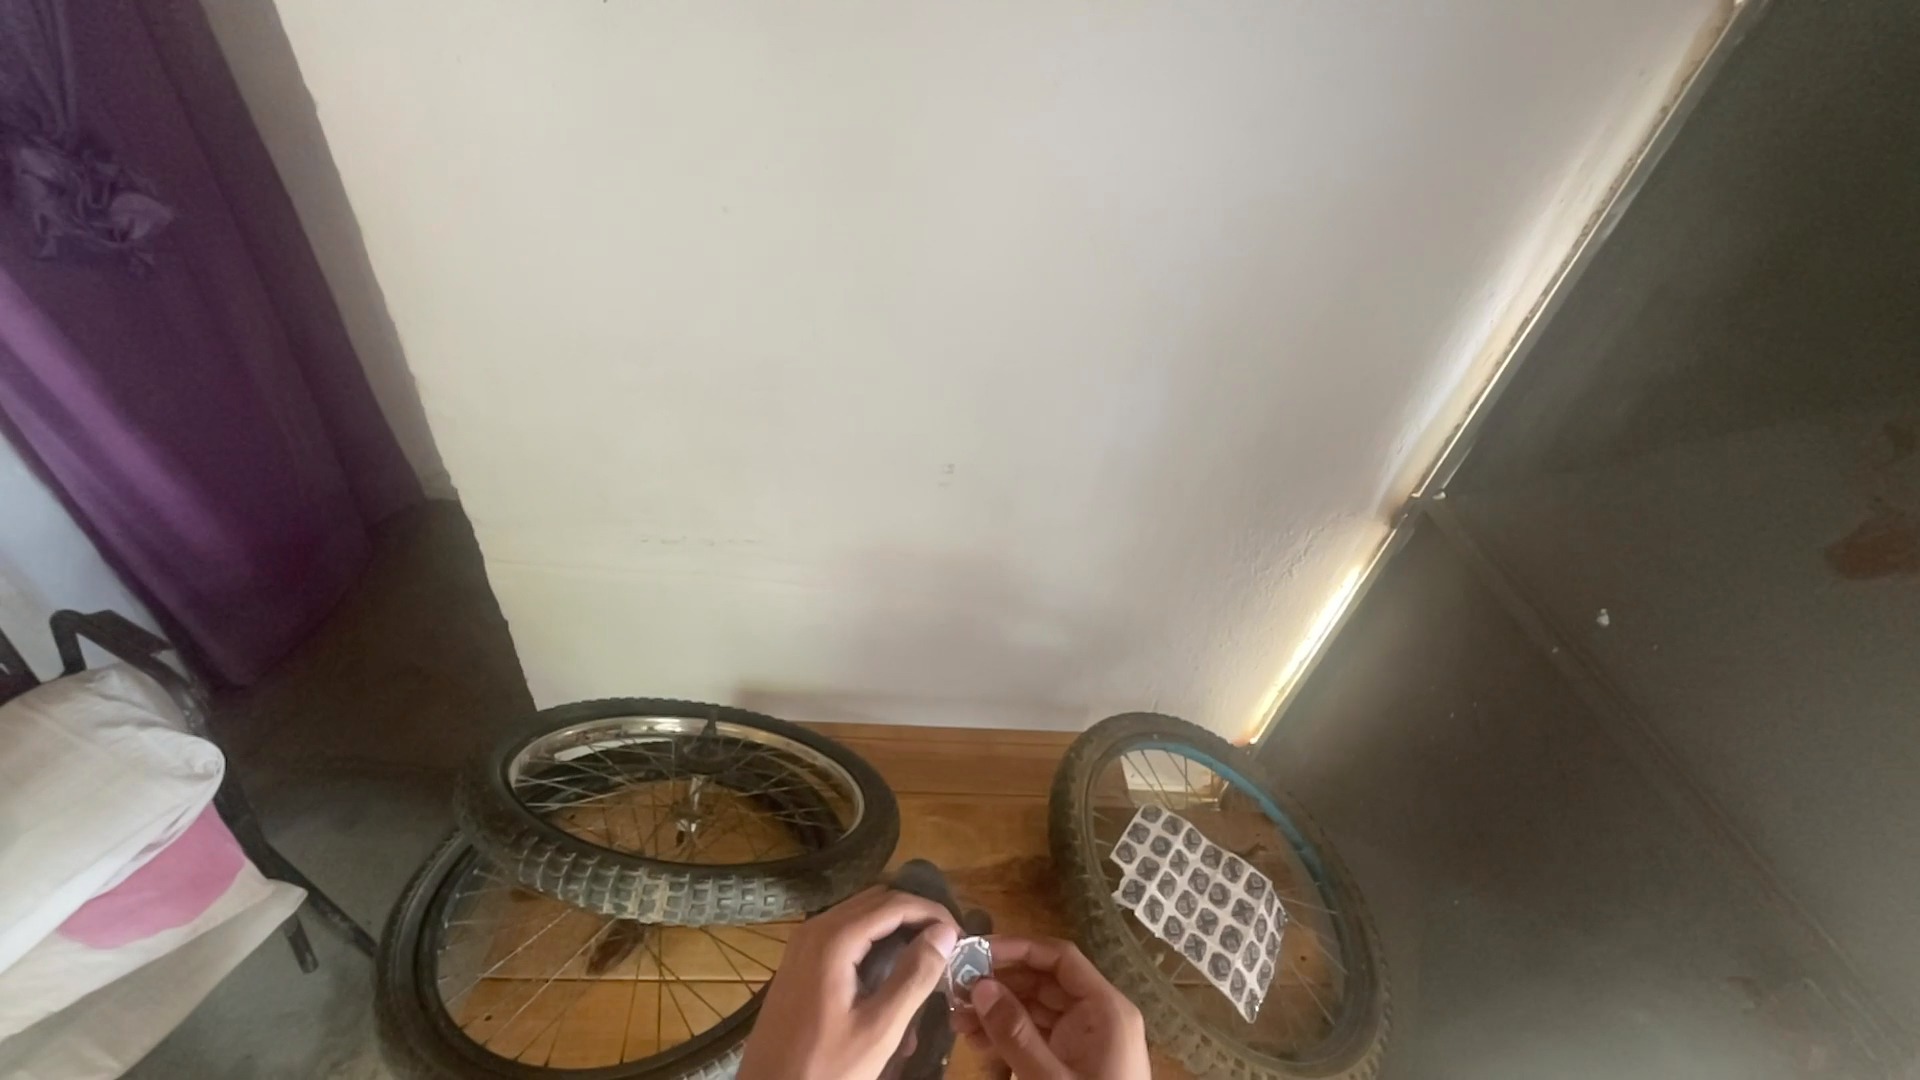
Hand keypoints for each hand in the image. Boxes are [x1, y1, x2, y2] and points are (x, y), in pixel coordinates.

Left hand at [737, 886, 959, 1079]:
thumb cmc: (823, 1070)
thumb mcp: (877, 1031)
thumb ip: (913, 977)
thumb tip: (945, 933)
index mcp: (834, 938)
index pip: (894, 903)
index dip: (931, 912)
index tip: (960, 935)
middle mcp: (816, 928)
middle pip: (877, 902)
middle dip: (915, 917)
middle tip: (946, 945)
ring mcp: (803, 943)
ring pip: (862, 917)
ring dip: (896, 933)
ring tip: (925, 964)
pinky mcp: (800, 963)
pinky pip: (845, 938)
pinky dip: (873, 948)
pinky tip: (891, 984)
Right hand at [952, 936, 1149, 1079]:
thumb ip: (1014, 1033)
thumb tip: (980, 986)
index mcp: (1106, 1009)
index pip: (1060, 958)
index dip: (1018, 949)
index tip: (977, 953)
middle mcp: (1098, 1018)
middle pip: (1044, 983)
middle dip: (1000, 985)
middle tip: (957, 991)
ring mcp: (1087, 1044)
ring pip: (1036, 1011)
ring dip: (997, 1013)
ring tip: (957, 1021)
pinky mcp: (1074, 1068)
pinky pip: (1038, 1039)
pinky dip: (1008, 1039)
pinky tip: (977, 1045)